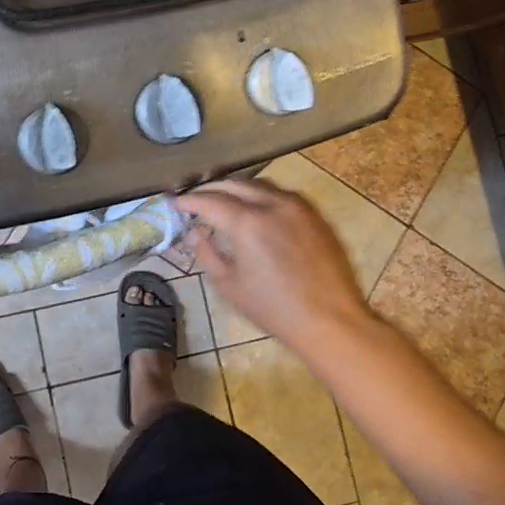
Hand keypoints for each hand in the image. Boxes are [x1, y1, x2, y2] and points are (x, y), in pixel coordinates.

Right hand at [173, 178, 374, 352]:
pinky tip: (254, 209)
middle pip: (233, 184)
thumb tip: (193, 233)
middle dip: (210, 190)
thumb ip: (206, 253)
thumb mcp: (229, 285)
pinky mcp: (313, 214)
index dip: (188, 200)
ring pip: (258, 185)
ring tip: (222, 201)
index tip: (174, 203)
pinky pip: (280, 194)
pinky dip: (260, 195)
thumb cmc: (273, 308)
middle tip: (195, 199)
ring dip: (235, 188)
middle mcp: (271, 204)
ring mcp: (296, 206)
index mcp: (247, 222)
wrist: (329, 320)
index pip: (209, 201)